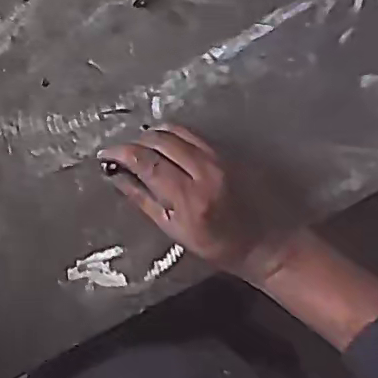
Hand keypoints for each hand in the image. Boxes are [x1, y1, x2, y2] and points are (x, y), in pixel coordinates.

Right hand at [97, 125, 296, 282]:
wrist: (272, 243)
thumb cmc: (219, 246)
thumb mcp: (174, 230)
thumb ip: (142, 199)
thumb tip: (115, 175)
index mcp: (188, 196)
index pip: (145, 162)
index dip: (120, 153)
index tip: (105, 154)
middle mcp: (204, 170)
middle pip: (158, 140)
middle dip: (134, 142)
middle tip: (123, 153)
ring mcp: (220, 157)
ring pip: (176, 130)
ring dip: (153, 135)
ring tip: (143, 146)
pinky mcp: (230, 151)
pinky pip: (193, 134)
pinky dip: (173, 135)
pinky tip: (167, 146)